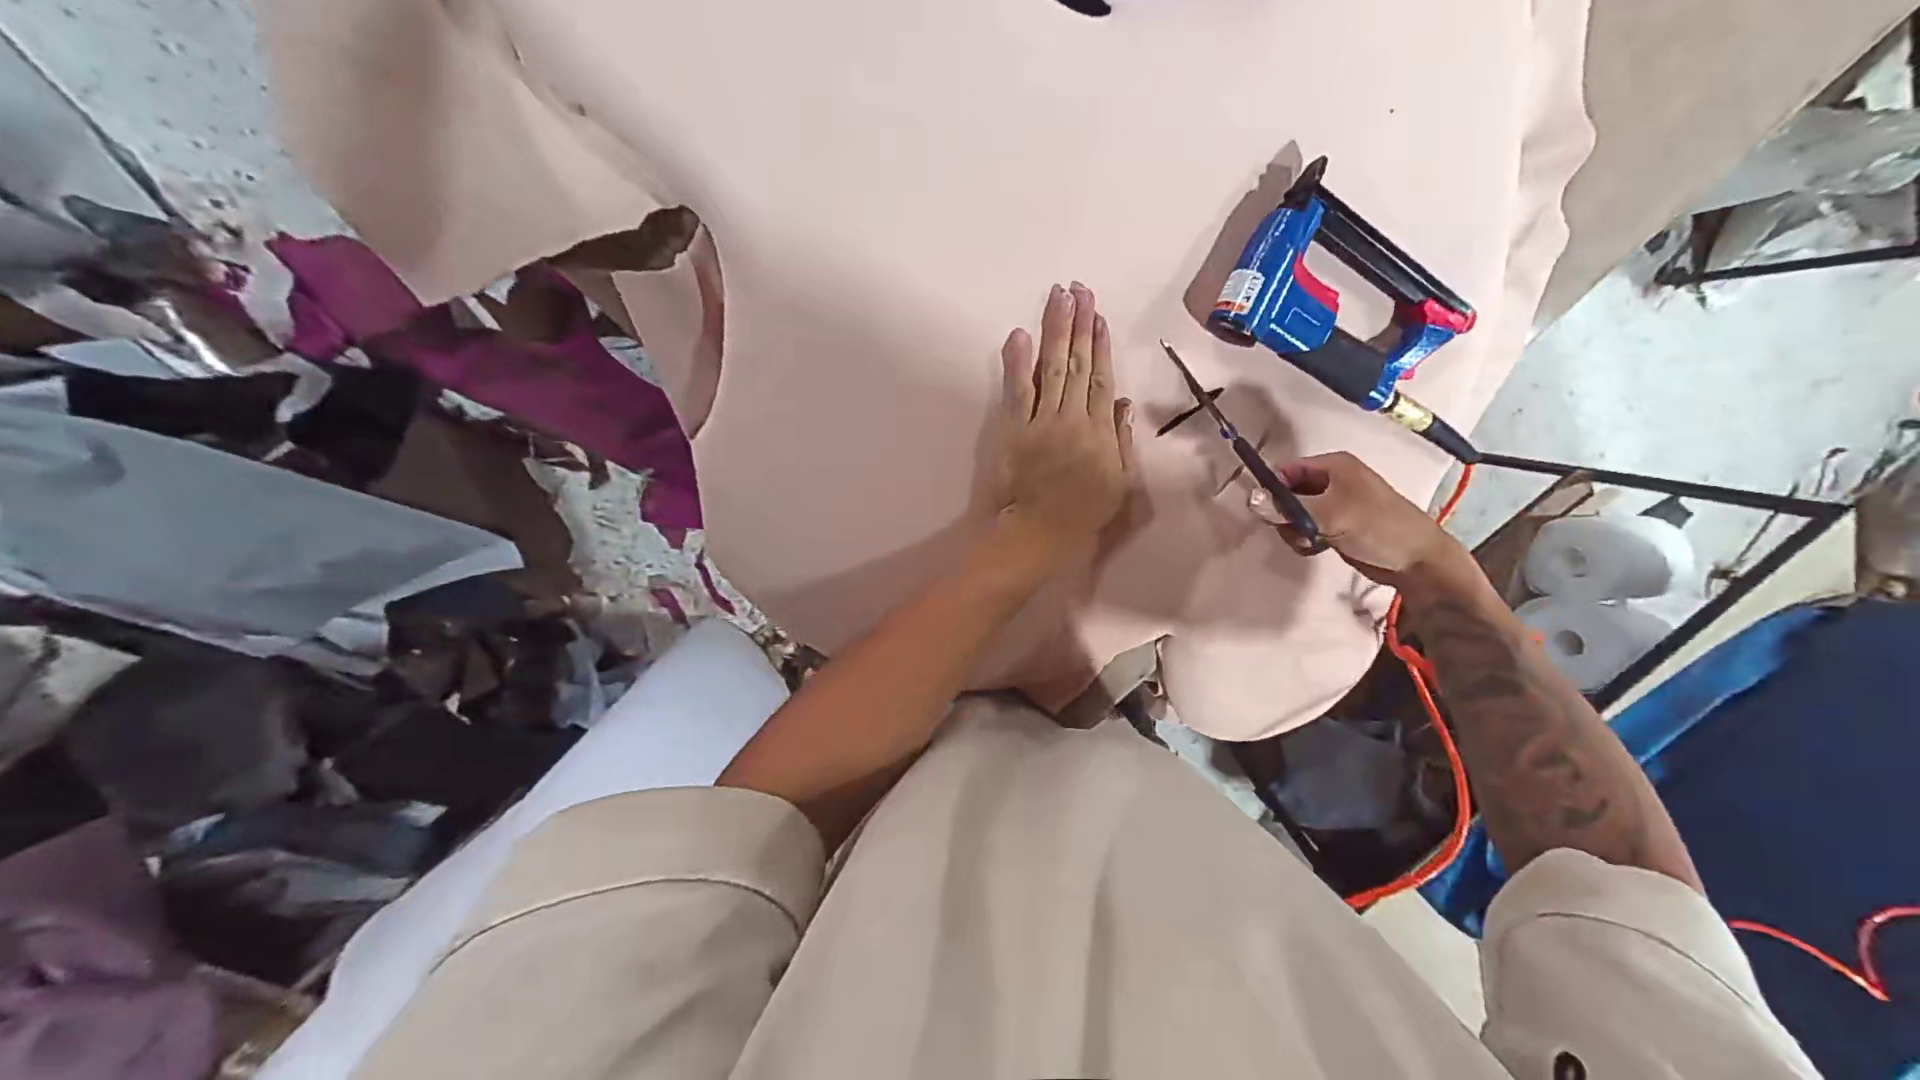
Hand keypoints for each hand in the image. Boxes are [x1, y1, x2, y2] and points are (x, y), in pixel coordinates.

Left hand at [996, 282, 1134, 560]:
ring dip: (1054, 330)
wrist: (1037, 533)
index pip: (1102, 379)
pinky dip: (1017, 362)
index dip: (1101, 345)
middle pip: (1078, 364)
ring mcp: (1042, 422)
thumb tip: (1123, 403)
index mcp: (1102, 432)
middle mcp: (1073, 419)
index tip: (1099, 316)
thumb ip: (1121, 440)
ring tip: (1057, 297)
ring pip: (1051, 368)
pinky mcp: (1014, 430)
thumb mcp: (1118, 483)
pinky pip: (1017, 390)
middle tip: (1078, 289)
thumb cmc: (1081, 514)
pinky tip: (1019, 335)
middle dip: (1079, 324)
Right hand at [1248, 451, 1468, 587]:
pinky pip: (1303, 529)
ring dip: (1294, 531)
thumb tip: (1250, 501)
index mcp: (1333, 466)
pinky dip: (1304, 540)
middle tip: (1296, 529)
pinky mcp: (1333, 526)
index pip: (1285, 470)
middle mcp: (1330, 481)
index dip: (1271, 488)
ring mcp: (1332, 505)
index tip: (1266, 511)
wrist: (1416, 561)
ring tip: (1311, 541)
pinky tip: (1316, 548)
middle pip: (1285, 494)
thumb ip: (1289, 508)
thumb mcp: (1331, 514)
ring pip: (1292, 515)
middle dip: (1284, 515)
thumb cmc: (1379, 527)